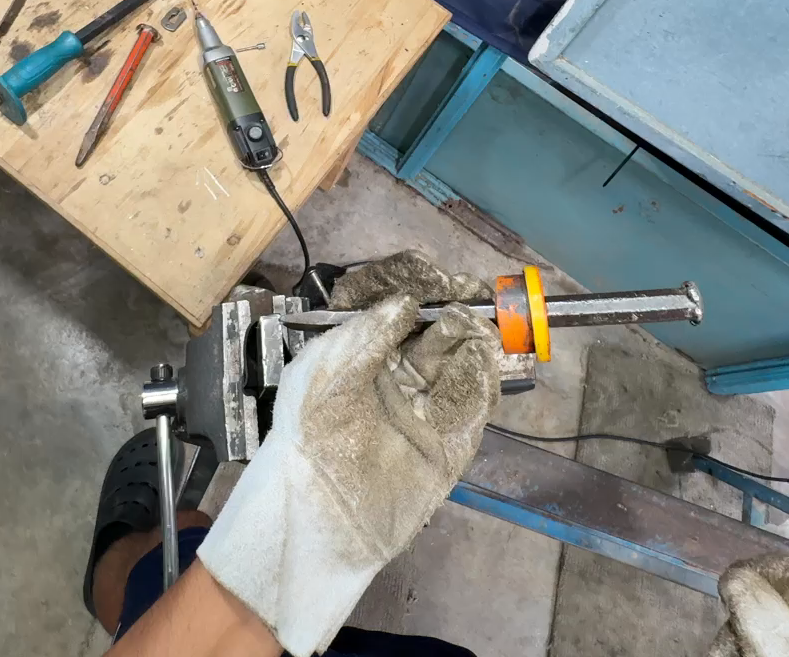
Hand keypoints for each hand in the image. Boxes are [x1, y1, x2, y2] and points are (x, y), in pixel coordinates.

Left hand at [197, 293, 500, 654]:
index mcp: (366, 352)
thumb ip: (366, 334)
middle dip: (455, 308)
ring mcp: (426, 408)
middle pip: (438, 332)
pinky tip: (481, 358)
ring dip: (473, 338)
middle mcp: (399, 375)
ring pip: (460, 363)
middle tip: (471, 292)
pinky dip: (482, 379)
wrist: (312, 512)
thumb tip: (407, 302)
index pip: (402, 311)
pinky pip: (473, 406)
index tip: (437, 277)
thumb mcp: (323, 369)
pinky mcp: (449, 444)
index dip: (421, 290)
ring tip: (476, 321)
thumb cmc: (306, 430)